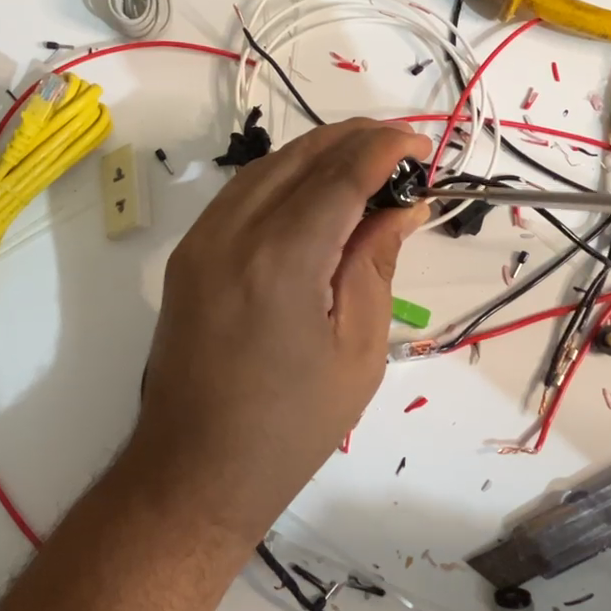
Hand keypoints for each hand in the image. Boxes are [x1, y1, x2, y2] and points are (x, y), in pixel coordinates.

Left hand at [126, 118, 429, 545]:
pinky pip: (242, 193)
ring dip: (319, 154)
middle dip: (355, 141)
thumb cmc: (291, 427)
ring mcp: (201, 240)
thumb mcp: (357, 350)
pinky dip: (284, 177)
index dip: (385, 148)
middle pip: (301, 156)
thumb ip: (375, 263)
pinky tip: (314, 191)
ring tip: (366, 164)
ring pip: (267, 167)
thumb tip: (401, 204)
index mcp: (282, 260)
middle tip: (401, 150)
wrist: (195, 469)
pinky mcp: (188, 254)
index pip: (341, 174)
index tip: (423, 145)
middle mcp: (233, 233)